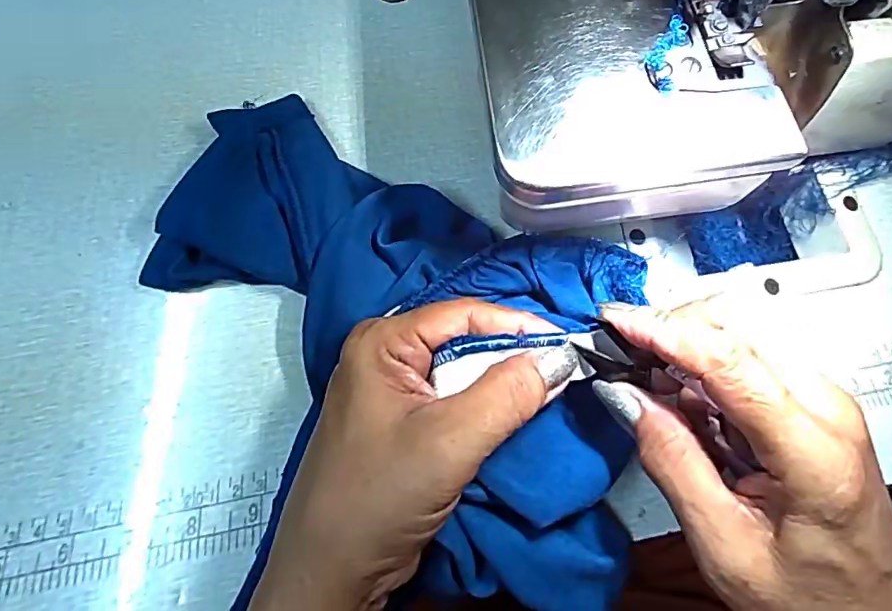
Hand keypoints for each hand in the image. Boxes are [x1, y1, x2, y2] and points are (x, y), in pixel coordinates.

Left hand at [249, 298, 580, 609]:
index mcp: (382, 341)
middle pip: (462, 338)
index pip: (462, 315)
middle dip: (510, 354)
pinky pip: (451, 395)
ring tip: (544, 387)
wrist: (328, 577)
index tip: (563, 342)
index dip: (515, 324)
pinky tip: (511, 412)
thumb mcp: (447, 443)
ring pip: (460, 368)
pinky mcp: (400, 418)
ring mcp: (389, 386)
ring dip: (499, 381)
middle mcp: (383, 352)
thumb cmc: (376, 500)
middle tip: (558, 368)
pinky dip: (483, 404)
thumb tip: (554, 361)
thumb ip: (504, 397)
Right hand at [594, 301, 891, 610]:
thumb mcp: (728, 550)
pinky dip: (705, 361)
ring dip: (686, 345)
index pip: (728, 360)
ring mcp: (824, 395)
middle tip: (627, 356)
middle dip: (671, 331)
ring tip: (656, 385)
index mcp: (814, 451)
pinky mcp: (812, 394)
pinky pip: (747, 351)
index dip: (665, 331)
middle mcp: (827, 407)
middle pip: (733, 328)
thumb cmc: (817, 600)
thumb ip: (673, 464)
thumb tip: (629, 397)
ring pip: (737, 331)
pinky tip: (689, 398)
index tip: (619, 321)